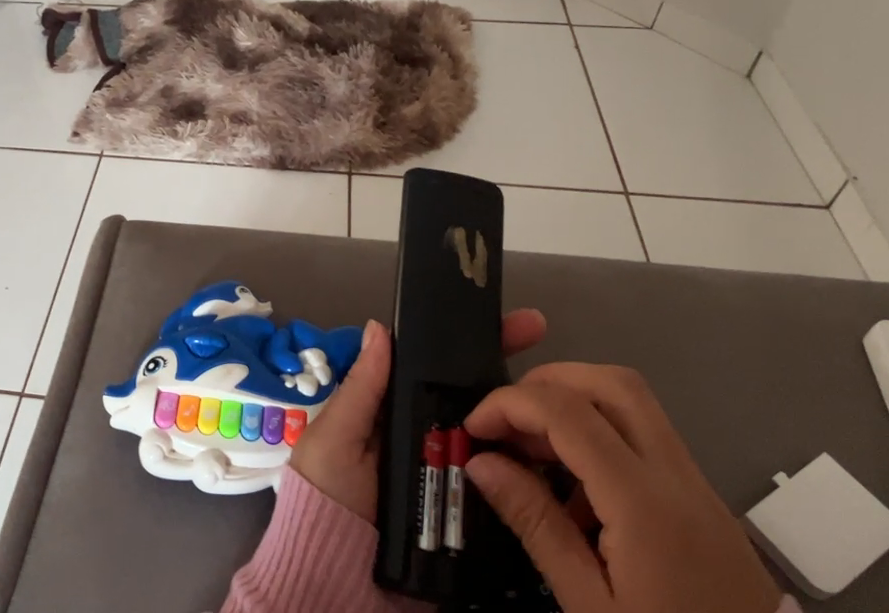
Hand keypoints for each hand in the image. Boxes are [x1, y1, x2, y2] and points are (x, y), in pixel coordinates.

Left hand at [289, 310, 548, 521]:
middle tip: (540, 331)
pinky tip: (555, 447)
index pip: (437, 366)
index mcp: (396, 409)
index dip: (470, 340)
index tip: (507, 317)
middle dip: (507, 365)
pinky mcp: (468, 510)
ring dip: (525, 415)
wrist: (338, 571)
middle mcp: (430, 435)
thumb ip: (362, 388)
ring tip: (560, 392)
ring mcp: (452, 472)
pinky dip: (526, 466)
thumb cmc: (328, 492)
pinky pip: (501, 482)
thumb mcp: (336, 435)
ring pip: (495, 436)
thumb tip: (380, 326)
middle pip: (475, 396)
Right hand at [463, 364, 780, 612]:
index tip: (473, 429)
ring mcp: (699, 486)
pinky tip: (576, 488)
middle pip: (612, 383)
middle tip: (505, 420)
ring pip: (635, 404)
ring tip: (533, 451)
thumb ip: (536, 524)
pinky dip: (601, 434)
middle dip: (547, 383)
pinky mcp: (706, 502)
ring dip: (575, 404)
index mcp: (644, 503)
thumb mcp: (589, 605)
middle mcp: (677, 476)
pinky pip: (648, 439)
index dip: (510, 404)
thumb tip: (481, 462)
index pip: (568, 413)